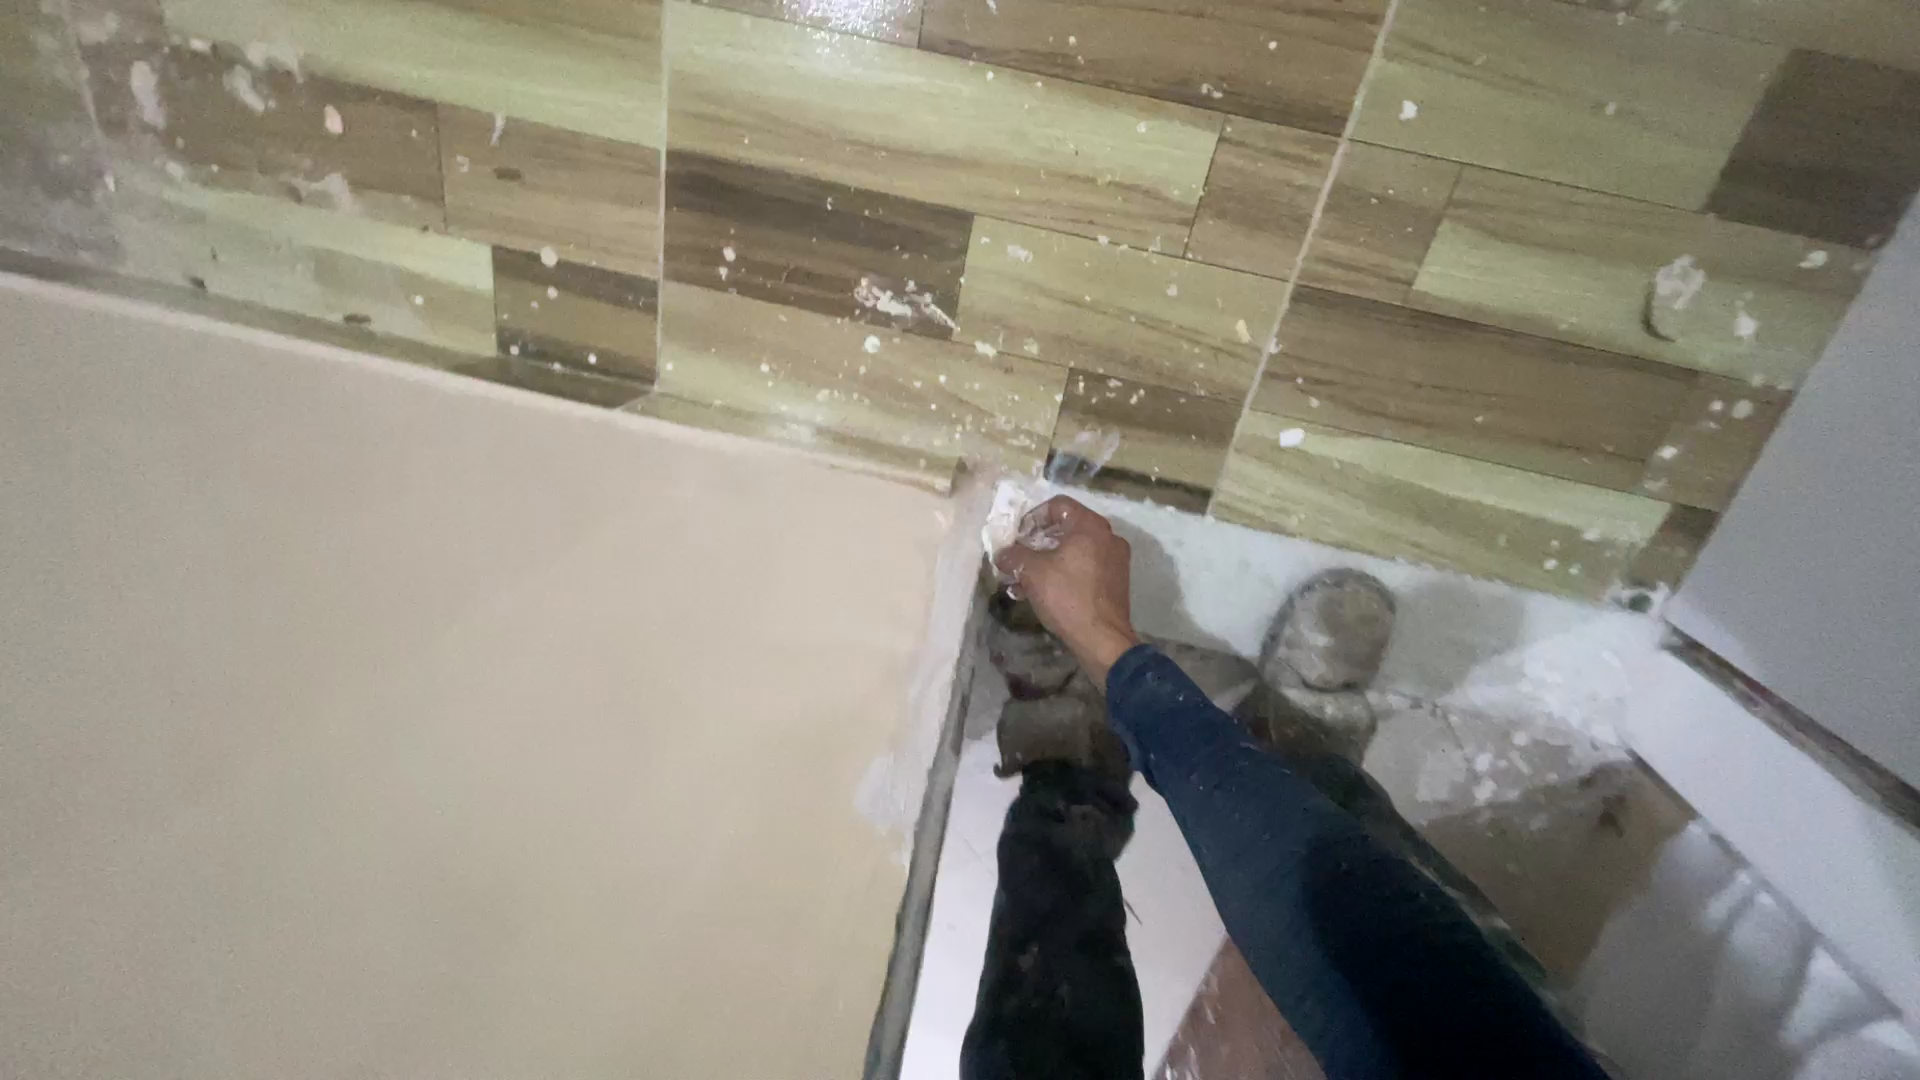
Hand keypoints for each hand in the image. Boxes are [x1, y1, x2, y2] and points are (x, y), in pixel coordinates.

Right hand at [994, 496, 1140, 684]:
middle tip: (1017, 558)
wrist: (1102, 639)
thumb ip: (1014, 556)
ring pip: (1073, 552)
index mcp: (1090, 526)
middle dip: (1036, 544)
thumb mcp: (1032, 572)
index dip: (1032, 518)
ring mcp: (1114, 560)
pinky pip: (1084, 568)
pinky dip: (1062, 574)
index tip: (1017, 537)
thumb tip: (1002, 554)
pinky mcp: (1114, 582)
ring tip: (1022, 581)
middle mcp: (1107, 537)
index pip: (1058, 506)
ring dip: (1046, 562)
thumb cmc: (1067, 596)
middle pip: (1066, 529)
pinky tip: (1041, 593)